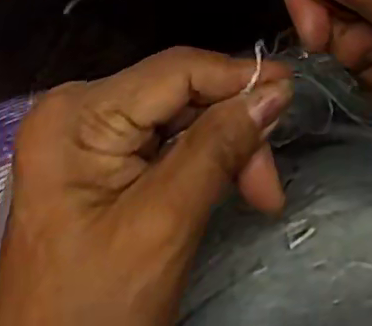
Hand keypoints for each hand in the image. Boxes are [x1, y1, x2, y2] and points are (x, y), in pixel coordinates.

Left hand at [0, 47, 294, 325]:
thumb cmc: (94, 310)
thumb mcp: (164, 224)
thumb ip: (219, 147)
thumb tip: (276, 90)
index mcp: (78, 113)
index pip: (177, 70)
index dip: (239, 76)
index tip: (293, 90)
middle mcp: (79, 108)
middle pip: (182, 92)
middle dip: (234, 128)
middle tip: (270, 179)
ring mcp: (87, 135)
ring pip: (183, 116)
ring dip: (227, 149)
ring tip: (260, 192)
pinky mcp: (100, 161)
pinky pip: (168, 141)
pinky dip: (206, 161)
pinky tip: (231, 184)